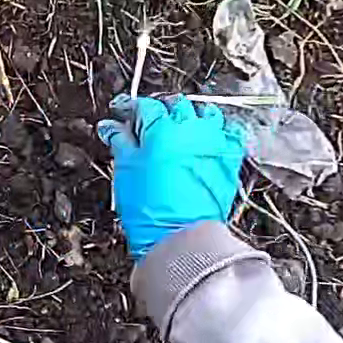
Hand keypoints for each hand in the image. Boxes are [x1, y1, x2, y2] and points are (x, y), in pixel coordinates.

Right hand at [96, 95, 244, 261]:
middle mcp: (191, 129)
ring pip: (206, 113)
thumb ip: (120, 141)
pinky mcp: (229, 159)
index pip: (145, 106)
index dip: (130, 107)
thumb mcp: (126, 169)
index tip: (122, 112)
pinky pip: (230, 134)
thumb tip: (112, 126)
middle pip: (176, 105)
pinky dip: (219, 132)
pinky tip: (208, 139)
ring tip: (181, 128)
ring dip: (193, 116)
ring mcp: (213, 142)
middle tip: (149, 123)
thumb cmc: (150, 207)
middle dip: (161, 109)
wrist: (181, 237)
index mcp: (161, 128)